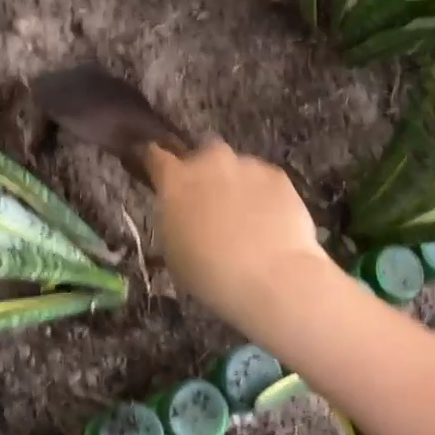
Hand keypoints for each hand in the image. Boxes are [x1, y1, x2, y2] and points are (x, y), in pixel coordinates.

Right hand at [143, 141, 330, 323]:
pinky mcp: (278, 175)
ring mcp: (247, 165)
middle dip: (204, 174)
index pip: (157, 157)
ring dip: (236, 185)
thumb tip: (183, 213)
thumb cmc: (210, 274)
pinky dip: (263, 195)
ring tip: (247, 219)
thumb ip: (175, 219)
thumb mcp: (174, 251)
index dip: (158, 164)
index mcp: (175, 181)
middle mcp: (209, 162)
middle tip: (210, 204)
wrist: (270, 277)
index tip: (161, 173)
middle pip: (202, 156)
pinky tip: (270, 221)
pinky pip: (264, 180)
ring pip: (237, 168)